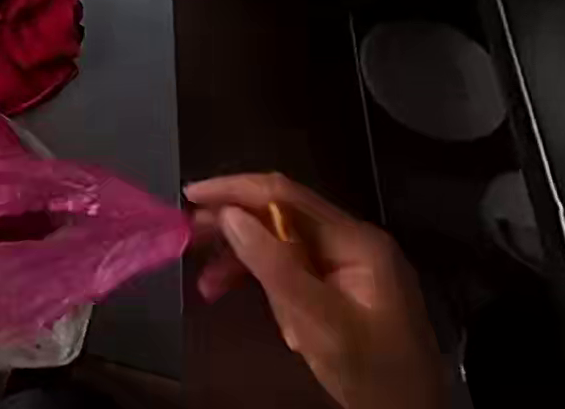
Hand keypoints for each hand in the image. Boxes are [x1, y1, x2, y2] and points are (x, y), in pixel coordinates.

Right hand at [186, 173, 445, 408]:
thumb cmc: (375, 376)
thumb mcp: (321, 324)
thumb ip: (275, 265)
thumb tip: (228, 214)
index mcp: (353, 239)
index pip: (284, 195)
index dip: (234, 189)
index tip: (193, 195)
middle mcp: (346, 240)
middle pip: (277, 215)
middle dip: (232, 225)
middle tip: (189, 234)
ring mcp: (340, 264)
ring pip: (276, 243)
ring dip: (239, 258)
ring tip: (205, 279)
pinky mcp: (332, 286)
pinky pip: (285, 269)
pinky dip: (257, 278)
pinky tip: (232, 293)